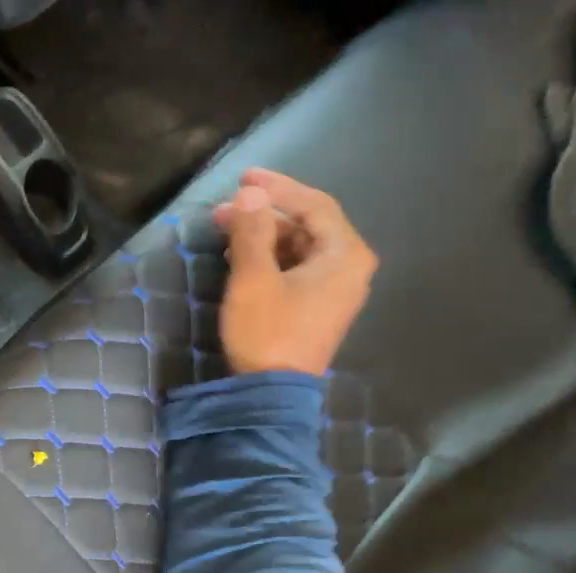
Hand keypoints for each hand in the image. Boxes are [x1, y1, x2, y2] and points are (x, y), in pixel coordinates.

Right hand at [211, 168, 377, 376]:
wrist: (273, 392)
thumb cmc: (267, 331)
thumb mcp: (252, 281)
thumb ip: (251, 234)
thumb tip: (249, 193)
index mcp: (344, 253)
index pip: (314, 205)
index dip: (278, 188)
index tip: (243, 178)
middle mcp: (350, 266)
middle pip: (308, 226)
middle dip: (266, 214)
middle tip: (225, 210)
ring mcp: (337, 289)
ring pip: (302, 248)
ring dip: (266, 237)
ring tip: (229, 234)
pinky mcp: (319, 308)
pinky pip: (299, 269)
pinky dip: (272, 258)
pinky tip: (245, 260)